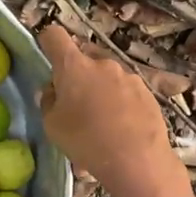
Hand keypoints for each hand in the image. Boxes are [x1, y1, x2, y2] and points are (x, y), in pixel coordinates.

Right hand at [38, 25, 181, 196]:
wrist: (137, 160)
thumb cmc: (86, 140)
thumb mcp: (52, 126)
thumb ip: (48, 102)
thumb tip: (52, 90)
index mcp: (74, 66)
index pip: (54, 36)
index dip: (48, 42)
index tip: (48, 59)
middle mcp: (103, 63)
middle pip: (85, 58)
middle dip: (78, 75)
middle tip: (76, 104)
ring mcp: (129, 76)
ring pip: (107, 78)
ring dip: (101, 92)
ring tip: (102, 125)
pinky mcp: (147, 93)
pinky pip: (126, 94)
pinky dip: (120, 106)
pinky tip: (121, 131)